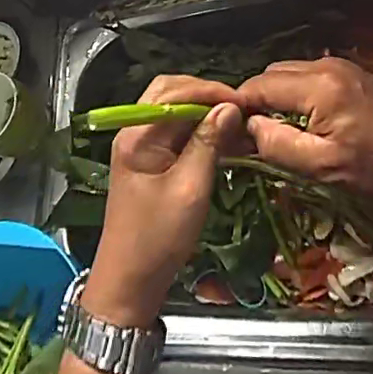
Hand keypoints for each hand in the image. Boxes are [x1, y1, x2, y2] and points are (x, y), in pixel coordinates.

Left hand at [85, 75, 244, 326]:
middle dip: (206, 94)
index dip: (210, 91)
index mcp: (137, 134)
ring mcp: (140, 145)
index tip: (243, 101)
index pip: (174, 91)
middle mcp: (134, 130)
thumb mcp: (190, 189)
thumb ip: (209, 143)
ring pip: (174, 109)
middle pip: (170, 91)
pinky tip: (222, 138)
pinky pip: (175, 130)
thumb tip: (230, 108)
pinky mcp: (149, 159)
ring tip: (236, 121)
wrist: (129, 282)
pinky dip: (198, 128)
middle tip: (239, 107)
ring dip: (203, 110)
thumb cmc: (158, 238)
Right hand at [237, 57, 372, 208]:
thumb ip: (278, 145)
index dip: (237, 107)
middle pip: (272, 75)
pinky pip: (309, 79)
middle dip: (255, 101)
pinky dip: (296, 96)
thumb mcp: (326, 168)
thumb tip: (246, 127)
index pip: (259, 85)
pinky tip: (301, 124)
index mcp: (319, 85)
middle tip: (247, 136)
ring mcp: (343, 68)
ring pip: (290, 75)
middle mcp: (327, 66)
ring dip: (275, 98)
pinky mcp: (354, 77)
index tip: (225, 132)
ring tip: (272, 132)